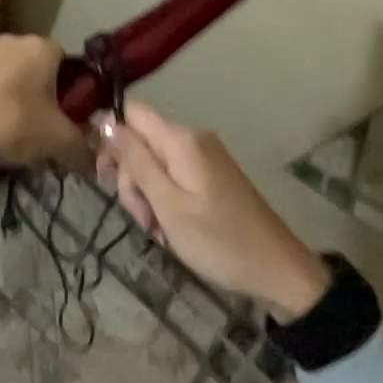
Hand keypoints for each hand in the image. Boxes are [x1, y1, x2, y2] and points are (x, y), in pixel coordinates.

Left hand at [0, 35, 90, 171]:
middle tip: (54, 128)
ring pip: (20, 78)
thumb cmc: (17, 124)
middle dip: (52, 97)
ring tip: (28, 134)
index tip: (75, 117)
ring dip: (28, 101)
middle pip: (45, 70)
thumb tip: (98, 163)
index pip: (72, 63)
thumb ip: (85, 148)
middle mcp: (14, 42)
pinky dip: (5, 103)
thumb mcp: (60, 140)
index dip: (78, 92)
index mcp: (41, 46)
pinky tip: (5, 129)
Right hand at [98, 100, 331, 318]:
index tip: (105, 175)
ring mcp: (204, 157)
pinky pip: (173, 175)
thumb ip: (135, 161)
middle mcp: (192, 139)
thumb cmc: (218, 240)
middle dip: (131, 177)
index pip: (130, 112)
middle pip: (140, 140)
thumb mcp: (168, 204)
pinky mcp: (212, 175)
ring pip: (154, 162)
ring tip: (158, 229)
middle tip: (141, 217)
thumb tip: (105, 121)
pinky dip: (165, 199)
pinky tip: (171, 228)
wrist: (277, 270)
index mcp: (180, 139)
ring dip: (147, 194)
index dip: (110, 137)